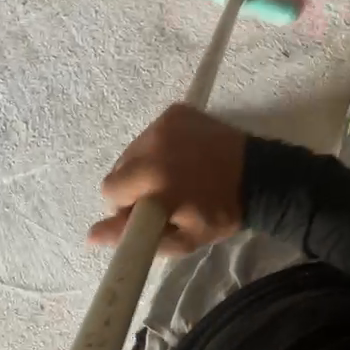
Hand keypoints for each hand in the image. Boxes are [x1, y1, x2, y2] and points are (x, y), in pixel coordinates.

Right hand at [89, 104, 247, 255]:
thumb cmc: (220, 212)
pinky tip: (182, 154)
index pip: (110, 190)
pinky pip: (151, 132)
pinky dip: (159, 145)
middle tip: (160, 193)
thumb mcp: (181, 238)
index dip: (125, 205)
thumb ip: (133, 237)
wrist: (258, 175)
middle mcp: (153, 147)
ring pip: (134, 149)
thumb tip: (90, 235)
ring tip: (174, 172)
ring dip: (145, 163)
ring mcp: (164, 125)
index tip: (146, 210)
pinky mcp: (175, 111)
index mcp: (154, 180)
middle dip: (133, 184)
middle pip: (118, 168)